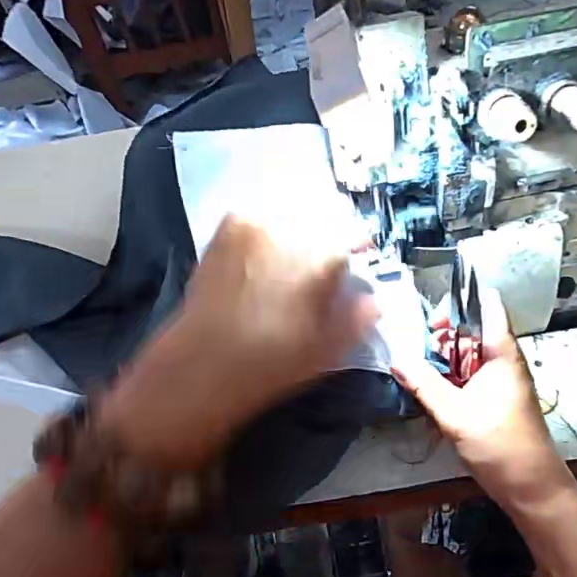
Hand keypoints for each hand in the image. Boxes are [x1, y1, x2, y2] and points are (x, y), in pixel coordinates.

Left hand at [102, 215, 376, 467]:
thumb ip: (357, 319)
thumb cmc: (273, 362)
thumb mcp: (328, 350)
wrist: (205, 361)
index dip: (358, 245)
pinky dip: (265, 230)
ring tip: (289, 258)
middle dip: (327, 234)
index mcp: (323, 255)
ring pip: (289, 214)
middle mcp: (292, 228)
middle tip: (320, 260)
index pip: (353, 235)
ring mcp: (257, 223)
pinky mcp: (228, 228)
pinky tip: (261, 255)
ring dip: (296, 228)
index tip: (358, 254)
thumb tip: (371, 300)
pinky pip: (258, 219)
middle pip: (322, 218)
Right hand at [392, 286, 576, 511]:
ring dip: (444, 359)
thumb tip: (396, 359)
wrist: (531, 488)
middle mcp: (503, 361)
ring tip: (419, 368)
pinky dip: (450, 378)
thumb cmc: (501, 446)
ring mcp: (499, 381)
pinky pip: (468, 377)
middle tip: (416, 347)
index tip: (433, 309)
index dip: (462, 299)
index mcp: (503, 354)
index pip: (488, 307)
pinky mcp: (493, 400)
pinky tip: (430, 388)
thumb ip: (425, 384)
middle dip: (444, 334)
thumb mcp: (455, 414)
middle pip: (472, 331)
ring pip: (468, 356)